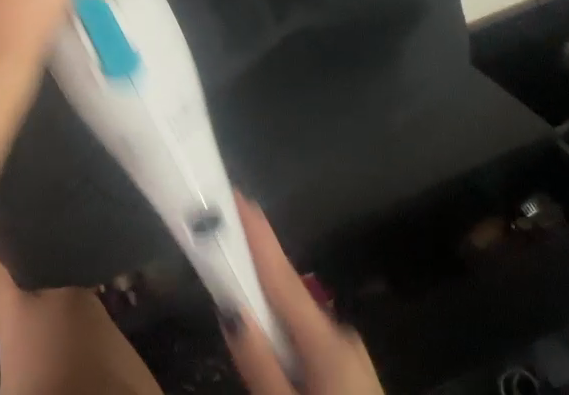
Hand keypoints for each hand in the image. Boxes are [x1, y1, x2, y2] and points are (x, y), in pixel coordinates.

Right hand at [224, 195, 384, 394]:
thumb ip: (258, 364)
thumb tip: (230, 308)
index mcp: (326, 342)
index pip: (280, 274)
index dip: (256, 233)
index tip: (234, 193)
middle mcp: (343, 338)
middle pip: (286, 296)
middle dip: (251, 273)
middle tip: (215, 251)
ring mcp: (353, 358)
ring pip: (295, 324)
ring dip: (264, 311)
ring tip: (232, 301)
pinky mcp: (354, 378)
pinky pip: (307, 344)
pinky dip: (282, 336)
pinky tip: (268, 350)